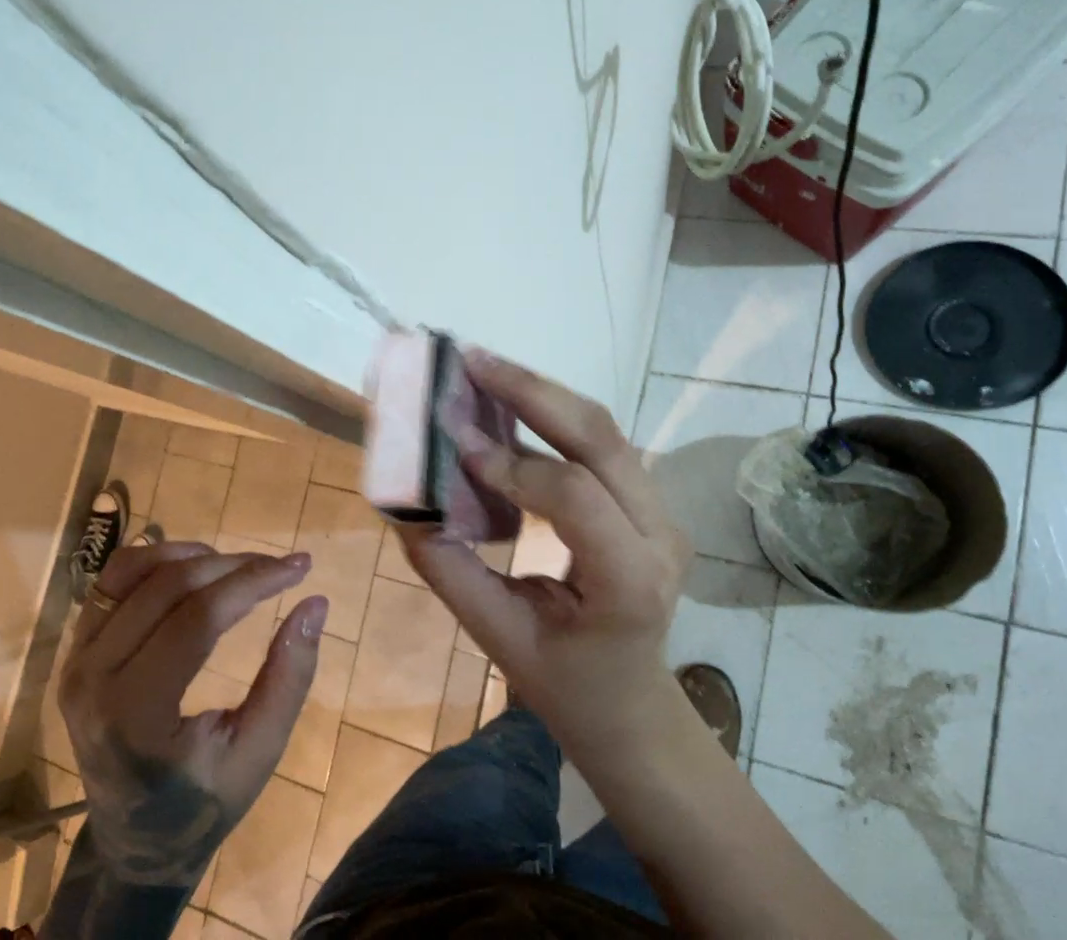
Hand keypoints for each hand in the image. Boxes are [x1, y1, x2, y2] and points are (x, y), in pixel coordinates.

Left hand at [57, 543, 326, 886]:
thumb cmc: (205, 803)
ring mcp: (75, 662)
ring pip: (128, 572)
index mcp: (137, 713)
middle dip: (230, 565)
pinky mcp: (74, 654)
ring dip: (187, 556)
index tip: (299, 567)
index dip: (252, 583)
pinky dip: (153, 565)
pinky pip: (109, 586)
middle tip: (278, 566)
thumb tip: (314, 603)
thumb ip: (288, 677)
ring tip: (236, 566)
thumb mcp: (259, 751)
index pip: (197, 619)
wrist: (138, 842)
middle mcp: (93, 678)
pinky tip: (192, 572)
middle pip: (165, 587)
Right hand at [403, 348, 691, 747]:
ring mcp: (662, 515)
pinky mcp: (649, 504)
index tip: (455, 447)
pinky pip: (600, 447)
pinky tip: (510, 402)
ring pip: (604, 432)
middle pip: (601, 439)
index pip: (574, 496)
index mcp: (629, 581)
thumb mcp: (499, 637)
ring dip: (542, 395)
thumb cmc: (565, 685)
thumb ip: (450, 570)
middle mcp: (659, 536)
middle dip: (531, 392)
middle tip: (470, 360)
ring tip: (483, 369)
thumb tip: (404, 507)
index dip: (511, 465)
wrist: (631, 706)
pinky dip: (552, 417)